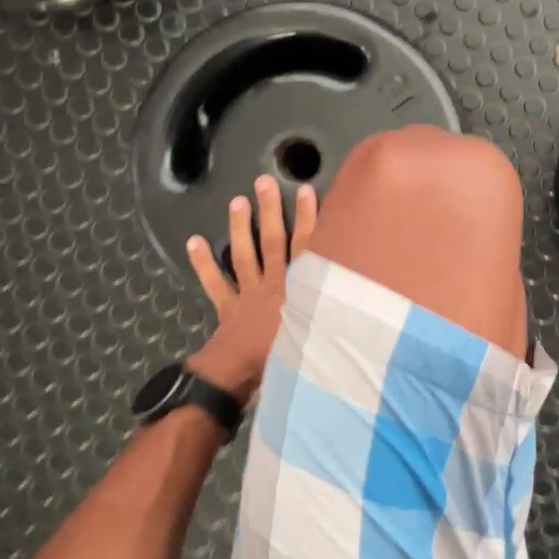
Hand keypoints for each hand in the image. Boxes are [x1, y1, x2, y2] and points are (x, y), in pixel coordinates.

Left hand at [184, 175, 318, 400]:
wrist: (240, 375)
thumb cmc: (287, 356)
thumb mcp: (320, 332)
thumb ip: (335, 311)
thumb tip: (364, 300)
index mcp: (298, 288)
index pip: (307, 245)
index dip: (308, 217)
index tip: (305, 190)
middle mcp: (273, 283)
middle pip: (272, 241)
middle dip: (269, 211)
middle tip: (263, 183)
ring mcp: (248, 294)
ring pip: (244, 255)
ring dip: (239, 228)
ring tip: (236, 203)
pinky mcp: (229, 308)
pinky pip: (215, 283)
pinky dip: (204, 264)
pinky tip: (194, 242)